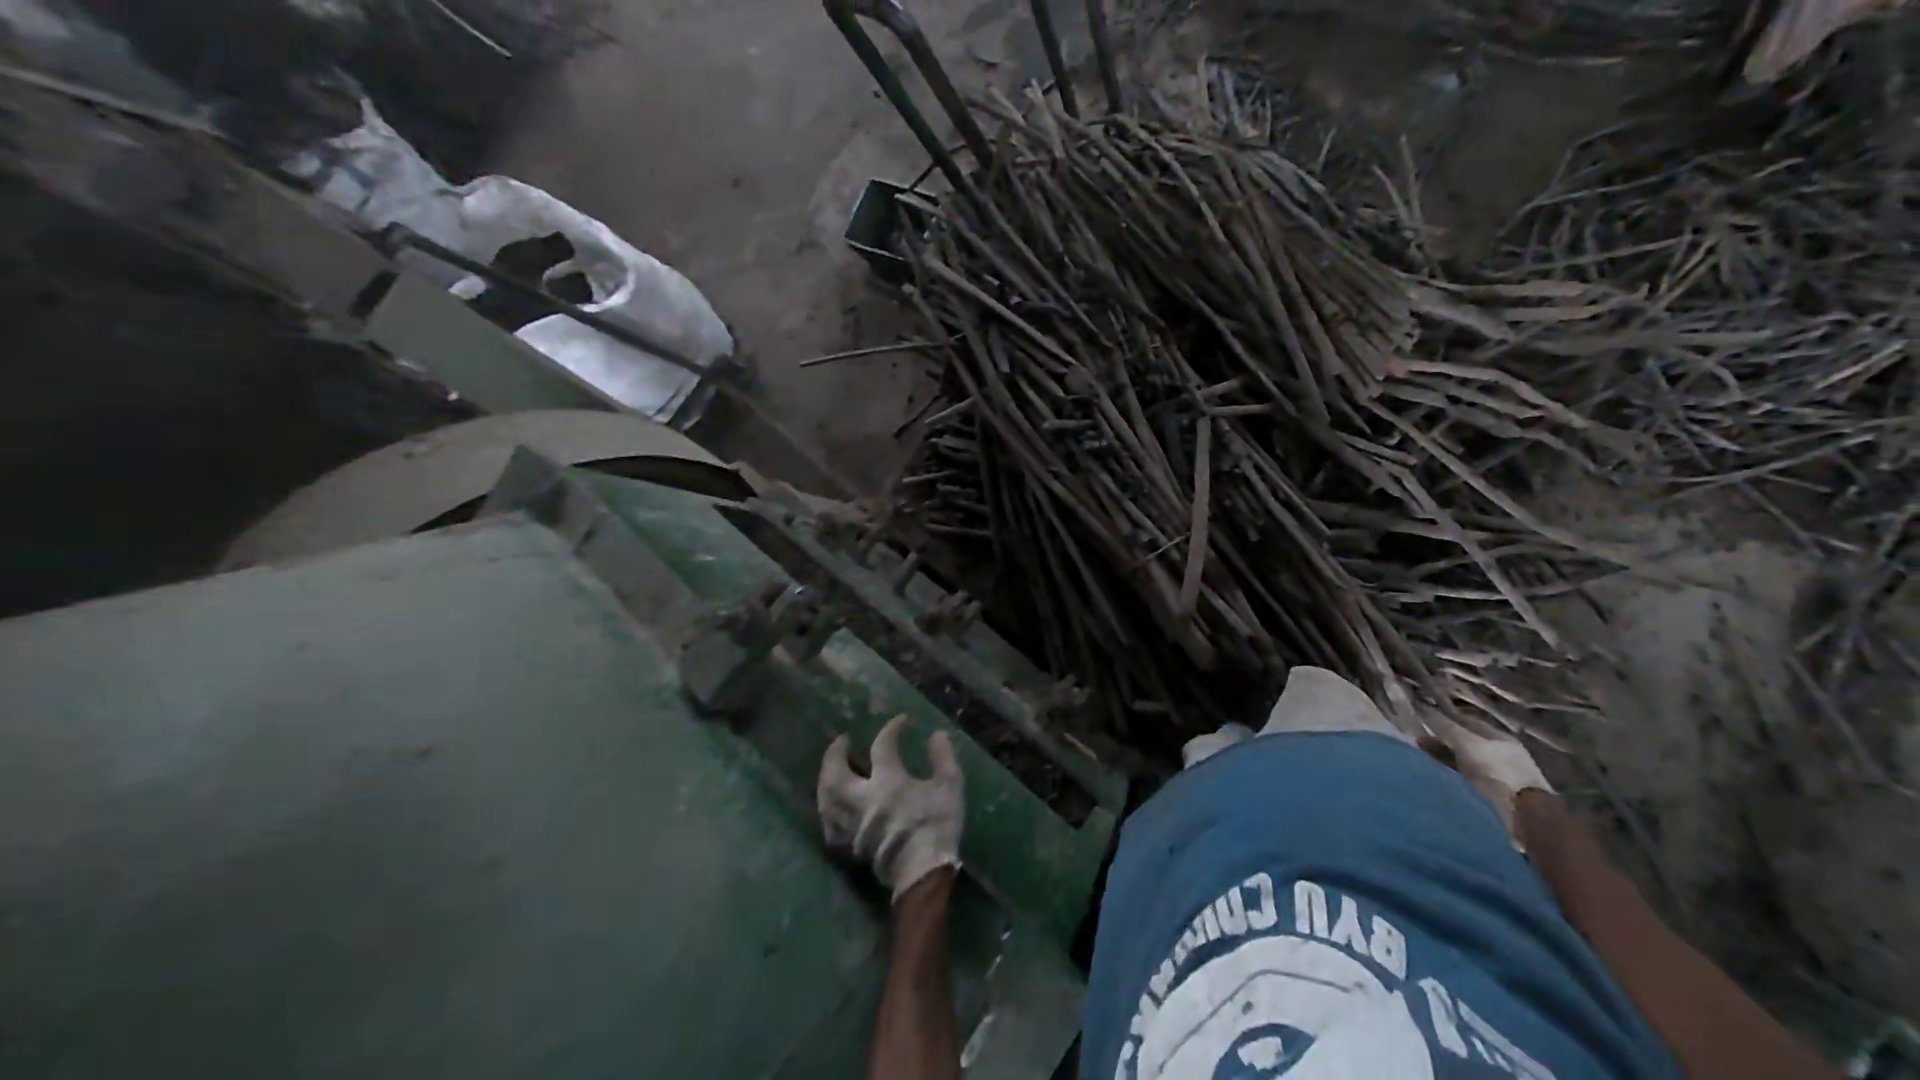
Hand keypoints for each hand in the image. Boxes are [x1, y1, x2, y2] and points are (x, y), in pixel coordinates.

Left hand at [818, 715, 963, 900]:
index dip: (891, 729)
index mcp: (887, 781)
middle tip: (842, 741)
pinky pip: (831, 826)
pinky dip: (829, 812)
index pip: (883, 745)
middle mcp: (862, 799)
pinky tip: (834, 807)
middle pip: (835, 771)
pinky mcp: (851, 845)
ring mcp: (853, 823)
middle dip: (835, 752)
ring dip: (826, 779)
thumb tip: (936, 735)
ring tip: (832, 770)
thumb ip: (942, 758)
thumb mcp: (949, 787)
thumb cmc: (937, 826)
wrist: (923, 873)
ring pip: (827, 798)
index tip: (901, 722)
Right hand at [1420, 724, 1552, 848]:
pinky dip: (1452, 765)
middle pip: (1465, 737)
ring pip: (1464, 754)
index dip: (1444, 715)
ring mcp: (1498, 769)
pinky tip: (1440, 766)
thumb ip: (1445, 727)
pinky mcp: (1494, 787)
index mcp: (1497, 734)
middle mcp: (1499, 749)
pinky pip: (1467, 770)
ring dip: (1445, 750)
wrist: (1525, 811)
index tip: (1421, 712)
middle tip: (1417, 731)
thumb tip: (1421, 707)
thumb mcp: (1467, 744)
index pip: (1466, 719)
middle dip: (1442, 734)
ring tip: (1422, 748)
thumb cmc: (1496, 770)